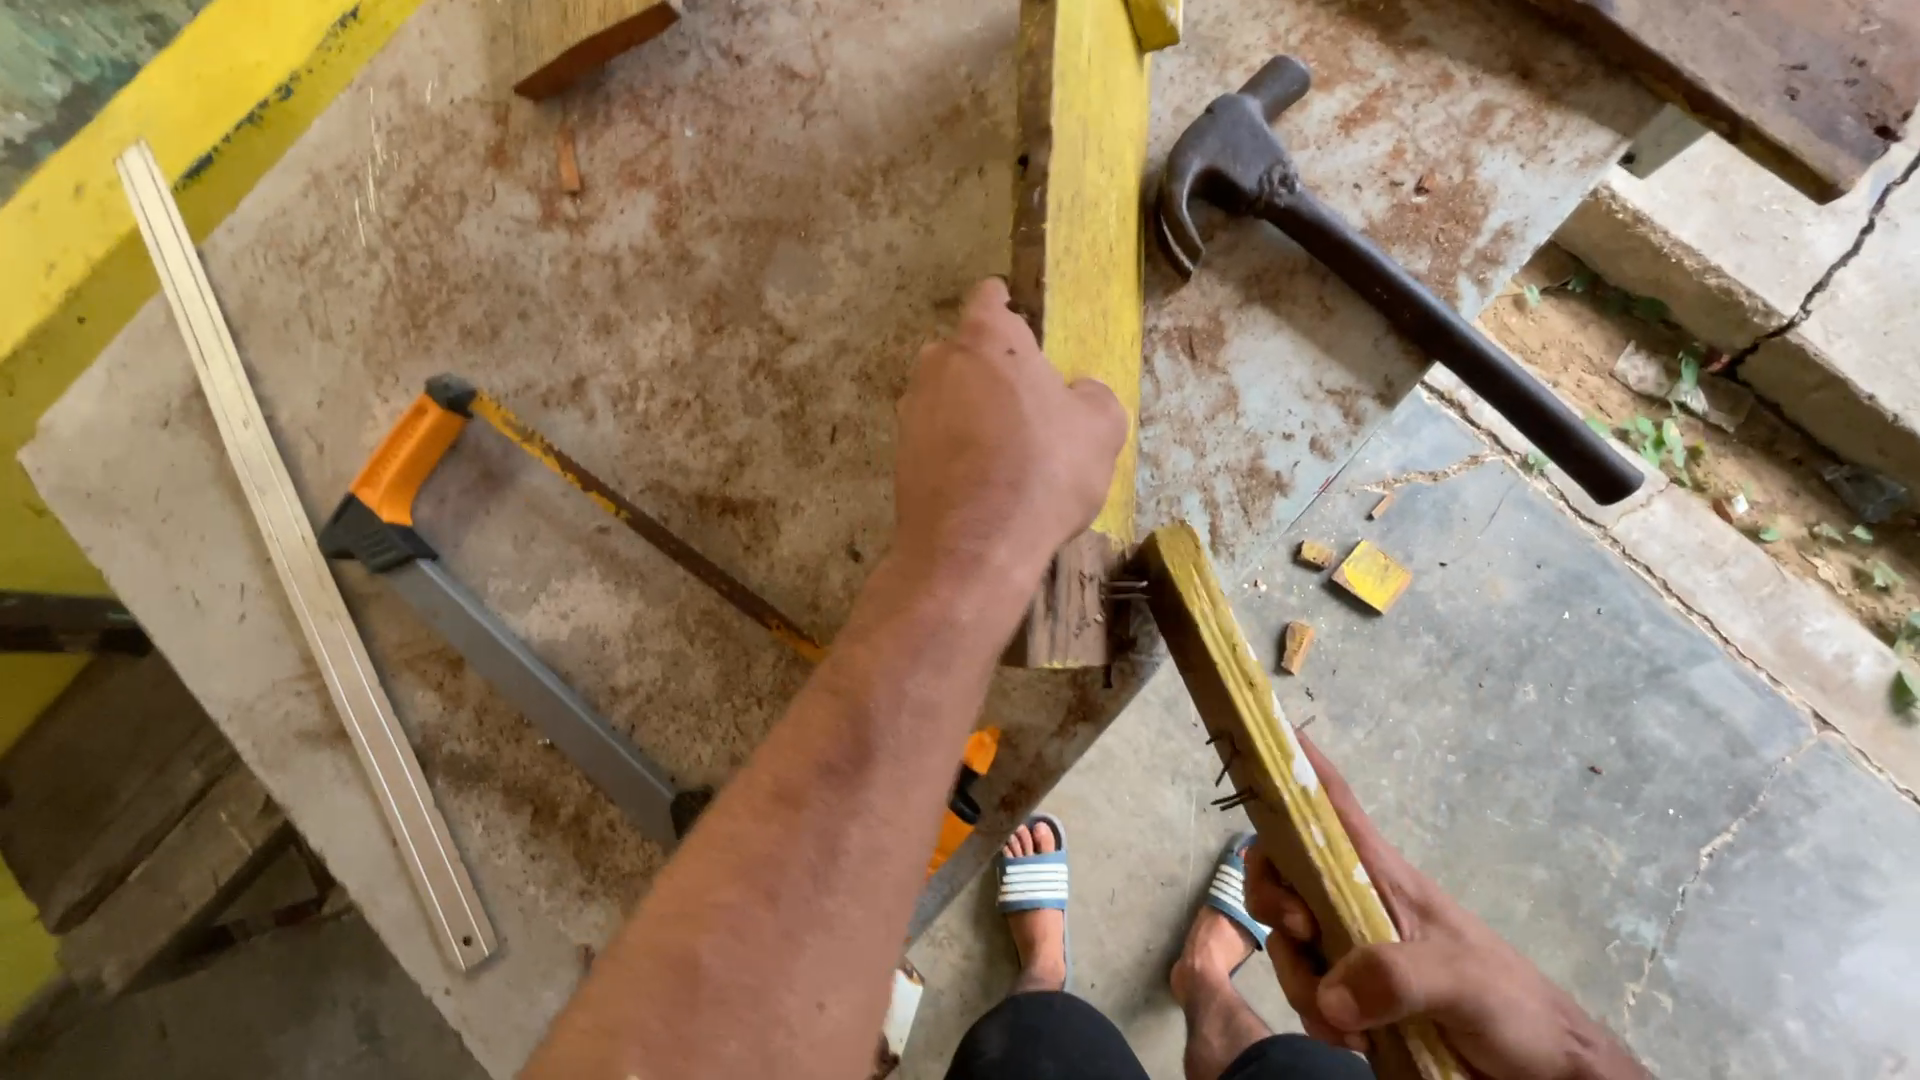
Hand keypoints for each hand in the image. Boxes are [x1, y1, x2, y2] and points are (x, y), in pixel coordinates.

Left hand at [892, 278, 1126, 581]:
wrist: (972, 548)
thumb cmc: (1043, 473)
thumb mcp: (1100, 430)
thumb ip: (1092, 396)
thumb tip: (1077, 395)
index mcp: (987, 341)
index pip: (989, 298)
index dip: (1007, 307)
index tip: (1021, 327)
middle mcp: (938, 364)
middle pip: (963, 351)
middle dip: (988, 367)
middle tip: (1022, 402)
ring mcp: (911, 411)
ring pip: (944, 396)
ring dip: (968, 410)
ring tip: (1000, 449)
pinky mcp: (898, 456)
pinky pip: (933, 438)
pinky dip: (952, 448)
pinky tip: (978, 480)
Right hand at [1244, 731, 1648, 1079]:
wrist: (1543, 1073)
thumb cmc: (1512, 1004)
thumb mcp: (1460, 981)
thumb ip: (1395, 977)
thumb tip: (1329, 992)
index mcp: (1377, 869)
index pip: (1329, 799)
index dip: (1294, 762)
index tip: (1259, 734)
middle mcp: (1352, 896)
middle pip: (1279, 867)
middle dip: (1270, 898)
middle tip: (1299, 931)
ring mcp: (1348, 944)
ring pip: (1284, 935)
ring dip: (1298, 979)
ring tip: (1343, 1025)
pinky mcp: (1349, 991)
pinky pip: (1304, 987)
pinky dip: (1315, 1014)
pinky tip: (1351, 1040)